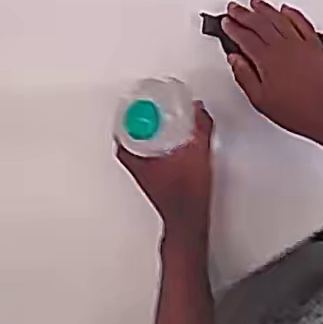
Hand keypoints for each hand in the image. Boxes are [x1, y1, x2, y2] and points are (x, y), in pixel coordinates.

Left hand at [118, 102, 214, 237]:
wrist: (188, 222)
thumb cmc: (187, 195)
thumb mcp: (199, 153)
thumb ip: (201, 127)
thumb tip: (198, 109)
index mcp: (138, 158)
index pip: (121, 131)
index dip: (125, 113)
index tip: (133, 101)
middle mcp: (136, 167)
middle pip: (126, 136)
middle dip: (134, 120)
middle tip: (144, 107)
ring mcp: (142, 175)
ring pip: (134, 147)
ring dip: (142, 132)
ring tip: (155, 120)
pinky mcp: (151, 180)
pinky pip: (144, 156)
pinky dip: (151, 144)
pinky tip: (166, 141)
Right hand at [222, 0, 322, 146]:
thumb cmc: (297, 110)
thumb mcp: (261, 100)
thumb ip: (245, 76)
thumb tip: (235, 59)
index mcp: (267, 59)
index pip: (245, 37)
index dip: (233, 28)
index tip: (227, 22)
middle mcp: (283, 47)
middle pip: (259, 23)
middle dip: (244, 14)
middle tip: (235, 7)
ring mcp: (300, 44)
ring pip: (279, 18)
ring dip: (265, 8)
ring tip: (256, 2)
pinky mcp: (315, 46)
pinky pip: (302, 22)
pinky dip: (292, 13)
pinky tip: (286, 9)